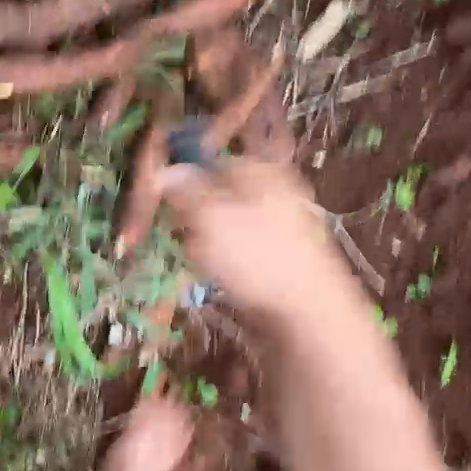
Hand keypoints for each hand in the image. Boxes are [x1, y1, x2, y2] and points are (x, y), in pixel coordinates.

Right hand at [158, 161, 364, 320]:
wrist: (309, 312)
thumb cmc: (256, 258)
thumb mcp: (209, 217)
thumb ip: (184, 188)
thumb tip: (163, 169)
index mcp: (258, 169)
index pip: (207, 158)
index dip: (179, 176)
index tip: (161, 200)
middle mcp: (272, 188)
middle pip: (213, 191)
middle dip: (191, 213)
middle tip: (183, 233)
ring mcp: (278, 221)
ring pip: (222, 220)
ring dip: (203, 239)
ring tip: (203, 260)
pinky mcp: (278, 251)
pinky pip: (237, 244)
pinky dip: (223, 256)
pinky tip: (222, 274)